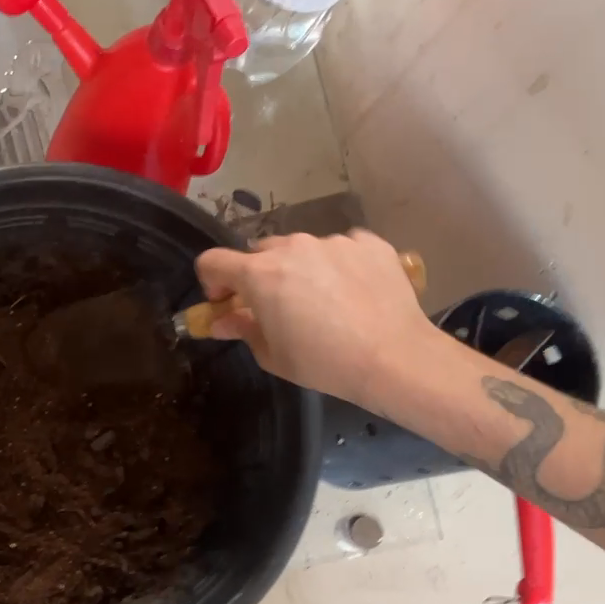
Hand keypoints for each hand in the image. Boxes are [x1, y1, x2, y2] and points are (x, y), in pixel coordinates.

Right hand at [195, 230, 439, 406]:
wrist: (393, 357)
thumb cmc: (322, 362)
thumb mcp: (271, 354)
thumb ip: (242, 328)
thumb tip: (221, 321)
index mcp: (260, 274)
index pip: (213, 261)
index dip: (212, 282)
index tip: (225, 303)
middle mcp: (294, 247)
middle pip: (259, 253)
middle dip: (257, 276)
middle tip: (273, 307)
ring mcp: (334, 241)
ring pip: (301, 250)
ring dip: (299, 270)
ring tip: (320, 302)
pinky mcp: (369, 243)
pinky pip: (341, 249)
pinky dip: (337, 266)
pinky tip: (351, 294)